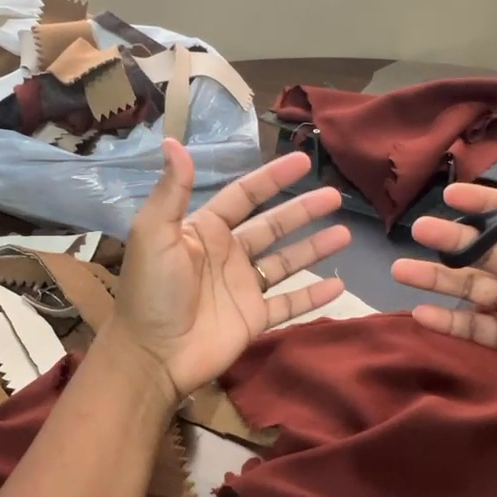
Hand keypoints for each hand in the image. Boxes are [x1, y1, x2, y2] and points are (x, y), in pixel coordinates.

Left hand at [110, 139, 352, 401]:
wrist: (152, 354)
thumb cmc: (151, 291)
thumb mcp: (154, 233)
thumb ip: (172, 190)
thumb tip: (173, 142)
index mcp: (204, 231)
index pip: (244, 196)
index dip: (272, 178)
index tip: (302, 161)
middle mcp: (227, 255)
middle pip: (272, 226)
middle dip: (302, 211)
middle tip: (335, 196)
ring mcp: (242, 288)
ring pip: (286, 262)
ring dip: (314, 248)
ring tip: (345, 234)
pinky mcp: (253, 319)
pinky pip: (289, 303)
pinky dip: (313, 295)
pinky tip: (339, 285)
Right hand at [391, 150, 496, 416]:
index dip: (486, 205)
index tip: (454, 195)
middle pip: (484, 249)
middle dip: (452, 238)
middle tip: (421, 229)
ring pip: (469, 286)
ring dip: (436, 278)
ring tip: (401, 270)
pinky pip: (473, 328)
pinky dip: (447, 322)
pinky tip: (420, 313)